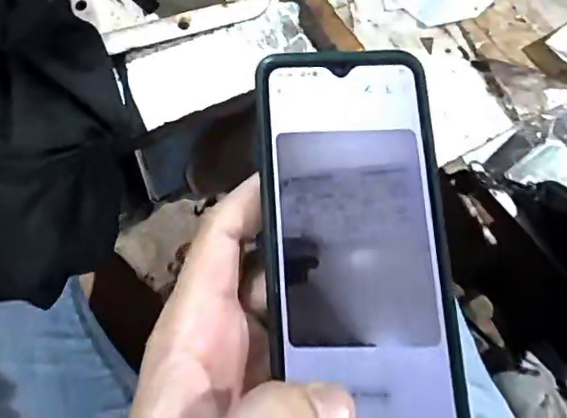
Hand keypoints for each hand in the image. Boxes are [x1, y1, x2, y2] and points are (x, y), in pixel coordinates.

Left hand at [129, 174, 354, 417]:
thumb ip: (271, 413)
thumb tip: (342, 398)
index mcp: (191, 325)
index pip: (218, 240)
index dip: (248, 200)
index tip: (290, 172)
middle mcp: (214, 340)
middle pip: (259, 274)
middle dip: (302, 250)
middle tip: (357, 227)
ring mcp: (238, 377)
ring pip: (282, 322)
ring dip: (321, 307)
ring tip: (375, 283)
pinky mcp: (261, 406)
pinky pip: (296, 369)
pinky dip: (326, 362)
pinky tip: (371, 362)